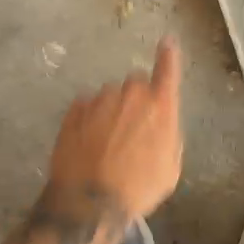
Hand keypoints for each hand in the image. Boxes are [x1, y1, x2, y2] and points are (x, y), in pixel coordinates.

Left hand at [47, 37, 183, 219]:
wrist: (89, 202)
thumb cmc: (138, 188)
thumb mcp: (169, 168)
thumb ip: (168, 135)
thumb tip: (160, 123)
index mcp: (160, 107)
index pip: (168, 71)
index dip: (169, 56)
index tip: (168, 41)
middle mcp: (131, 94)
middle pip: (135, 84)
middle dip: (135, 99)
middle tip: (130, 129)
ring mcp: (100, 99)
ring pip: (109, 95)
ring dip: (110, 111)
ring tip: (106, 143)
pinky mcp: (75, 109)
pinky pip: (86, 106)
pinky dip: (88, 119)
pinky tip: (88, 144)